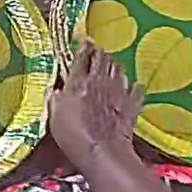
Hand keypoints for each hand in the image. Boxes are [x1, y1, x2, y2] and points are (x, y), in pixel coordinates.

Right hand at [48, 41, 145, 175]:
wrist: (103, 152)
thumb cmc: (73, 134)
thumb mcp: (54, 115)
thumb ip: (56, 98)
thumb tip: (56, 89)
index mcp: (79, 81)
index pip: (82, 57)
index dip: (83, 46)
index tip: (84, 40)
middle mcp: (100, 82)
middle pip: (103, 59)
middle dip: (100, 52)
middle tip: (97, 50)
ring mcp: (118, 93)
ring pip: (119, 70)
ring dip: (115, 65)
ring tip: (112, 64)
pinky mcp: (131, 107)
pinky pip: (136, 91)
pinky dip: (135, 86)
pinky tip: (136, 85)